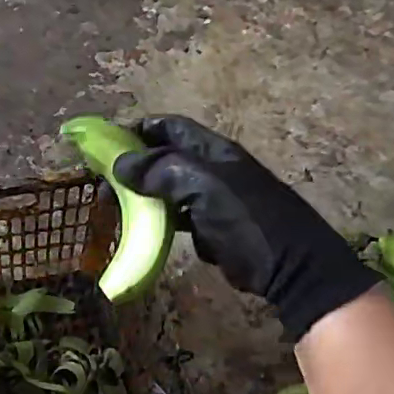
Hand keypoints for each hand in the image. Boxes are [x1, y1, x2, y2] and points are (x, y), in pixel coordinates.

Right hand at [112, 116, 377, 340]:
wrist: (288, 266)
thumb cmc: (248, 220)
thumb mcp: (203, 187)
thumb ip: (162, 171)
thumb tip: (121, 165)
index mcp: (212, 151)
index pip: (170, 128)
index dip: (139, 131)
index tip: (108, 146)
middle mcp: (212, 170)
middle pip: (165, 159)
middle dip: (135, 169)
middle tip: (105, 188)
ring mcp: (213, 200)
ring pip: (169, 191)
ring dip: (144, 198)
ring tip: (116, 210)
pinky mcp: (213, 229)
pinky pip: (180, 219)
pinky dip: (162, 223)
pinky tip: (147, 233)